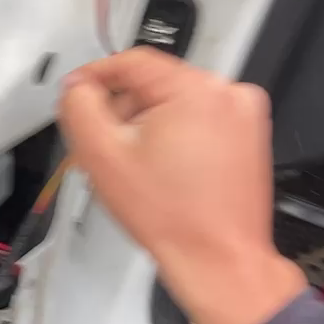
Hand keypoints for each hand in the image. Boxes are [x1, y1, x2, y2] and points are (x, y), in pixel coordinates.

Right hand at [57, 49, 306, 323]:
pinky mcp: (247, 137)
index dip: (94, 76)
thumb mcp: (101, 154)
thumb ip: (79, 107)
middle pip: (152, 84)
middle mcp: (228, 95)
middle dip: (120, 110)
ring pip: (172, 104)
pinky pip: (195, 122)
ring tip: (129, 164)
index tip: (75, 93)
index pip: (132, 62)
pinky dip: (170, 137)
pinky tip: (156, 170)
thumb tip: (77, 88)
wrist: (218, 260)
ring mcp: (243, 117)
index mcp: (197, 90)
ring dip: (143, 125)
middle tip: (100, 143)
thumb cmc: (171, 217)